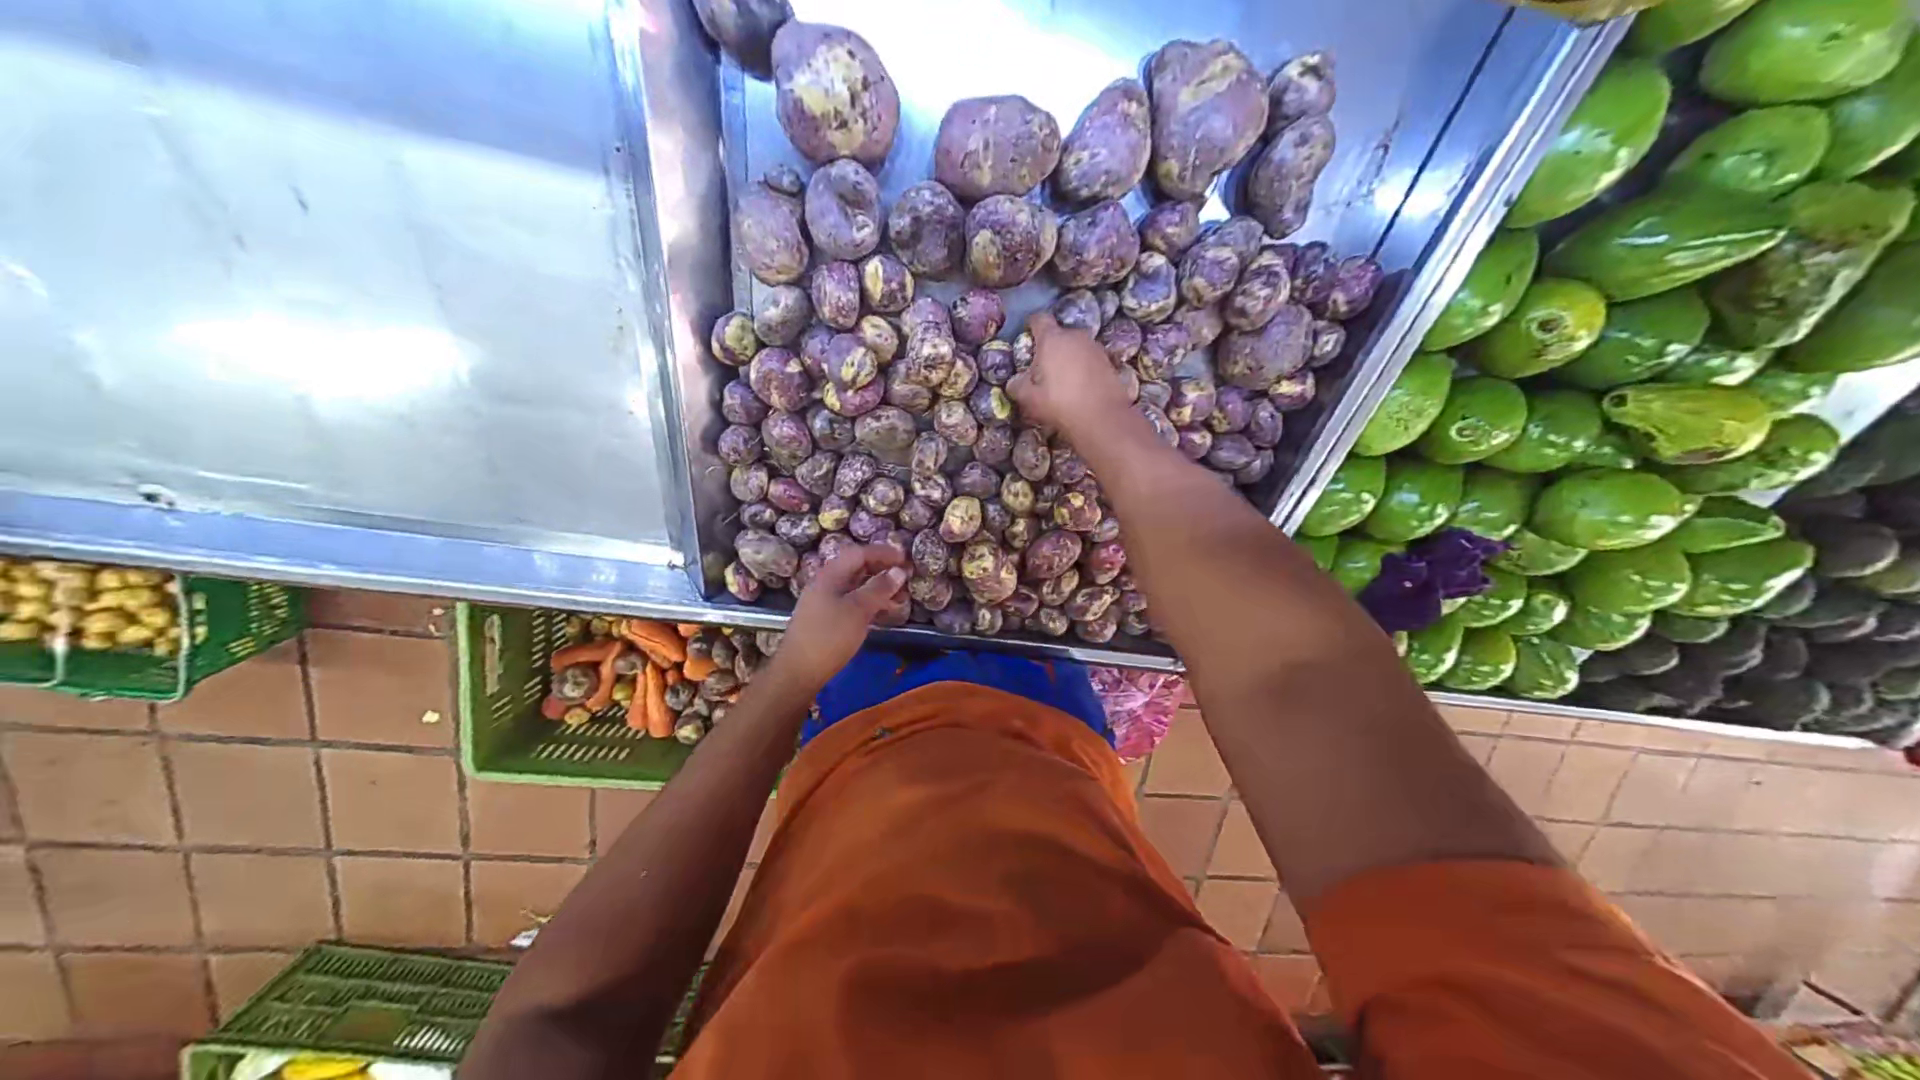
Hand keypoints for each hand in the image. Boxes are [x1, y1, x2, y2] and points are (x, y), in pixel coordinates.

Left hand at [773, 544, 909, 689]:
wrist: (798, 672)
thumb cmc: (829, 637)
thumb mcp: (858, 610)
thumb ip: (879, 588)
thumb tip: (898, 571)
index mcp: (830, 575)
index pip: (859, 553)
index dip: (883, 553)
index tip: (905, 558)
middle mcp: (825, 584)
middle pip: (856, 568)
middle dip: (882, 570)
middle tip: (906, 577)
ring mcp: (824, 602)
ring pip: (855, 587)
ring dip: (878, 588)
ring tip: (900, 597)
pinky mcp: (826, 620)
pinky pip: (852, 603)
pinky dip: (870, 603)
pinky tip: (883, 613)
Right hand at [1008, 313, 1134, 439]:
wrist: (1102, 418)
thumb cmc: (1059, 403)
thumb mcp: (1029, 398)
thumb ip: (1017, 386)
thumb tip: (1014, 381)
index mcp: (1052, 339)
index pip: (1039, 319)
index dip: (1031, 326)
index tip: (1028, 336)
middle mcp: (1075, 336)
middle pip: (1059, 334)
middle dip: (1051, 347)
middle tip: (1043, 368)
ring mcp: (1095, 347)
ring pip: (1076, 347)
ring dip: (1069, 357)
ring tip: (1064, 380)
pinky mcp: (1110, 362)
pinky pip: (1090, 360)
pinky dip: (1084, 368)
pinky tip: (1081, 387)